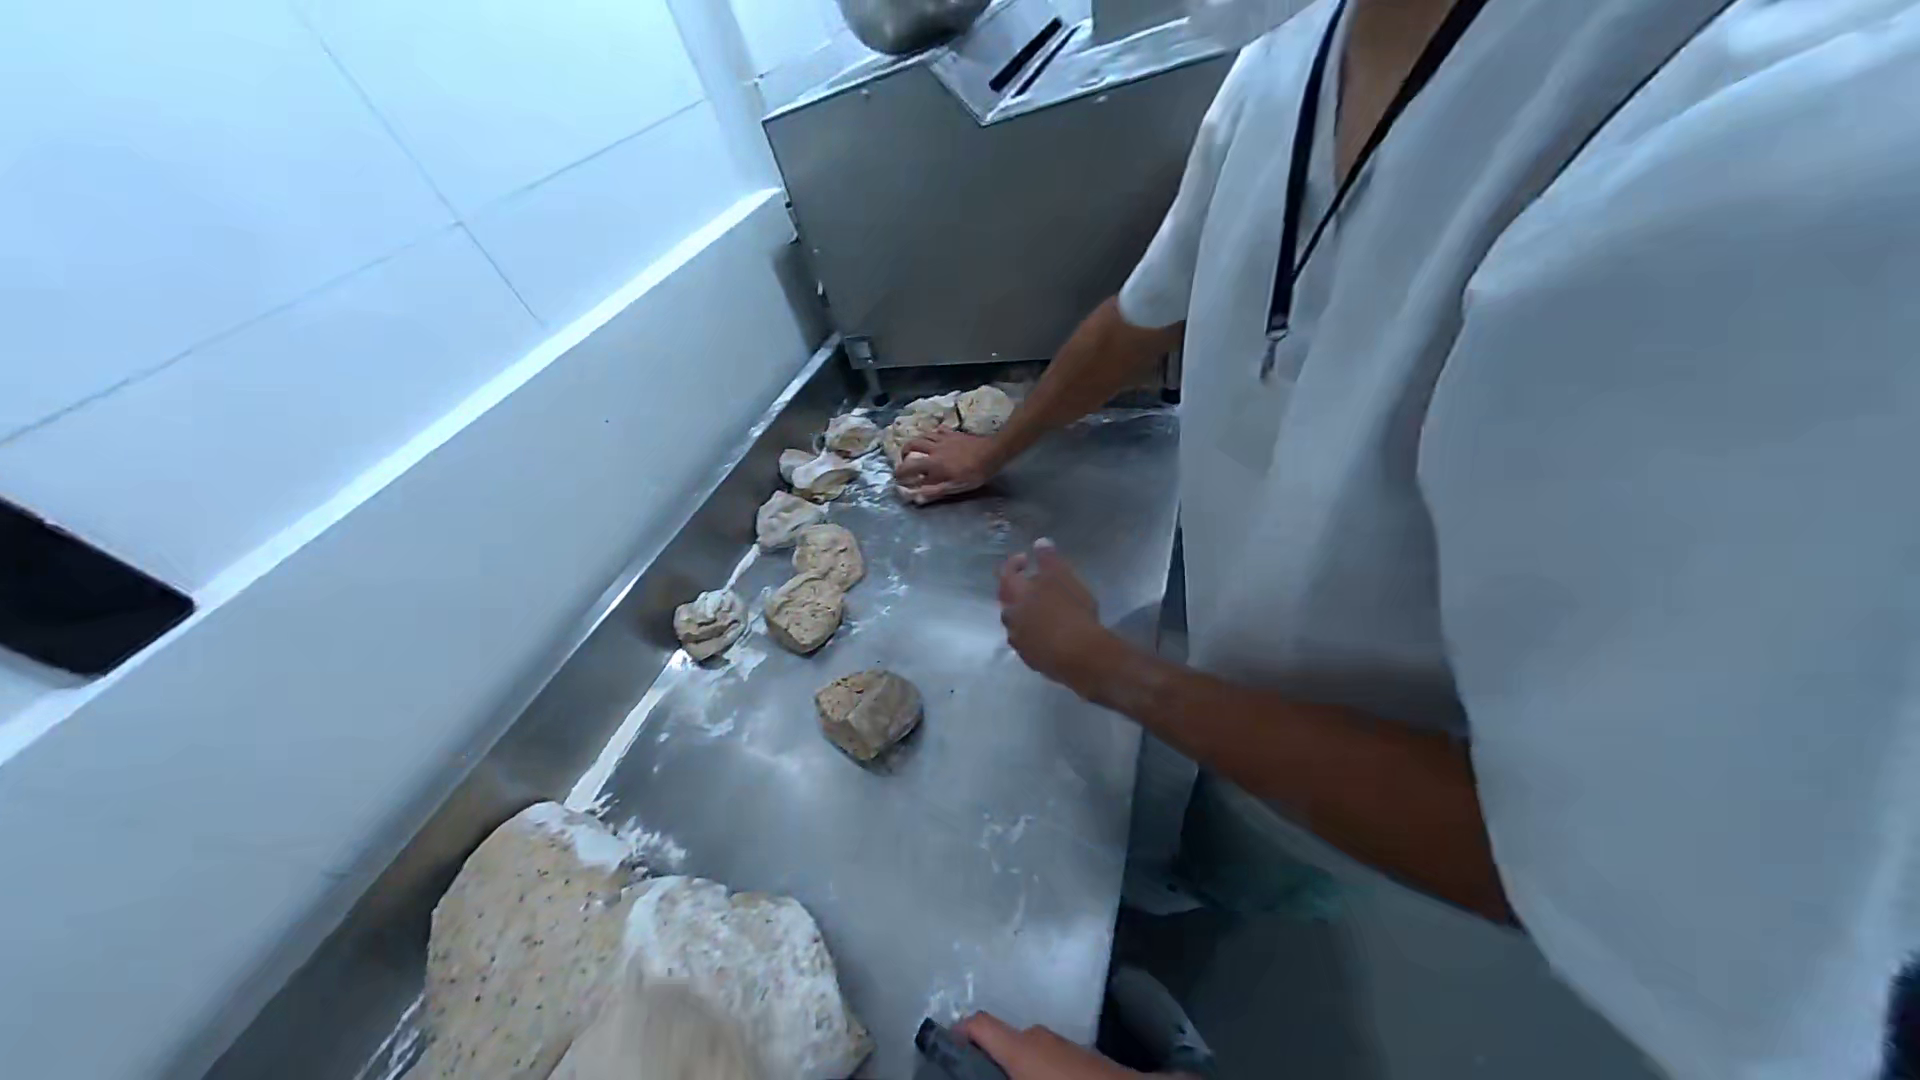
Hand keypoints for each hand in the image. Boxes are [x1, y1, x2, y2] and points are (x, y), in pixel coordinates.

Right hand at [895, 429, 998, 503]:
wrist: (992, 453)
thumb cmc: (974, 473)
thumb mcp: (956, 487)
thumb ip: (935, 491)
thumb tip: (917, 496)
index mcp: (933, 464)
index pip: (909, 467)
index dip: (900, 472)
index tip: (898, 477)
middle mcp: (934, 448)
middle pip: (912, 445)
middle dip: (904, 453)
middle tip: (904, 460)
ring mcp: (943, 439)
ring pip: (923, 436)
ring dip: (916, 442)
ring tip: (917, 449)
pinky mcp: (953, 433)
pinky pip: (939, 430)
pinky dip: (934, 434)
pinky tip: (937, 438)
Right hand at [955, 1013, 1145, 1079]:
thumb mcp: (1026, 1076)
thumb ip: (1004, 1069)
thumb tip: (994, 1069)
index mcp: (1021, 1049)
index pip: (979, 1025)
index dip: (957, 1034)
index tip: (941, 1051)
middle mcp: (1039, 1038)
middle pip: (1002, 1045)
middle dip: (989, 1067)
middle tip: (977, 1079)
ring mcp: (1064, 1046)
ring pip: (1029, 1057)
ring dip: (1018, 1074)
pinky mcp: (1084, 1060)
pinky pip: (1050, 1066)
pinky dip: (1041, 1078)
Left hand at [998, 541, 1119, 697]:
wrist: (1078, 655)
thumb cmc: (1069, 610)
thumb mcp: (1062, 576)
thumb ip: (1049, 559)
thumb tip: (1039, 542)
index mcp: (1016, 595)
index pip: (1006, 575)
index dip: (1013, 564)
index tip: (1026, 559)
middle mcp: (1011, 619)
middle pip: (1007, 602)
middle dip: (1016, 592)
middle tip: (1031, 586)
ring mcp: (1019, 642)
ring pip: (1016, 624)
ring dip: (1025, 615)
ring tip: (1041, 611)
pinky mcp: (1031, 660)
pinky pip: (1027, 643)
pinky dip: (1034, 635)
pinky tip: (1049, 635)